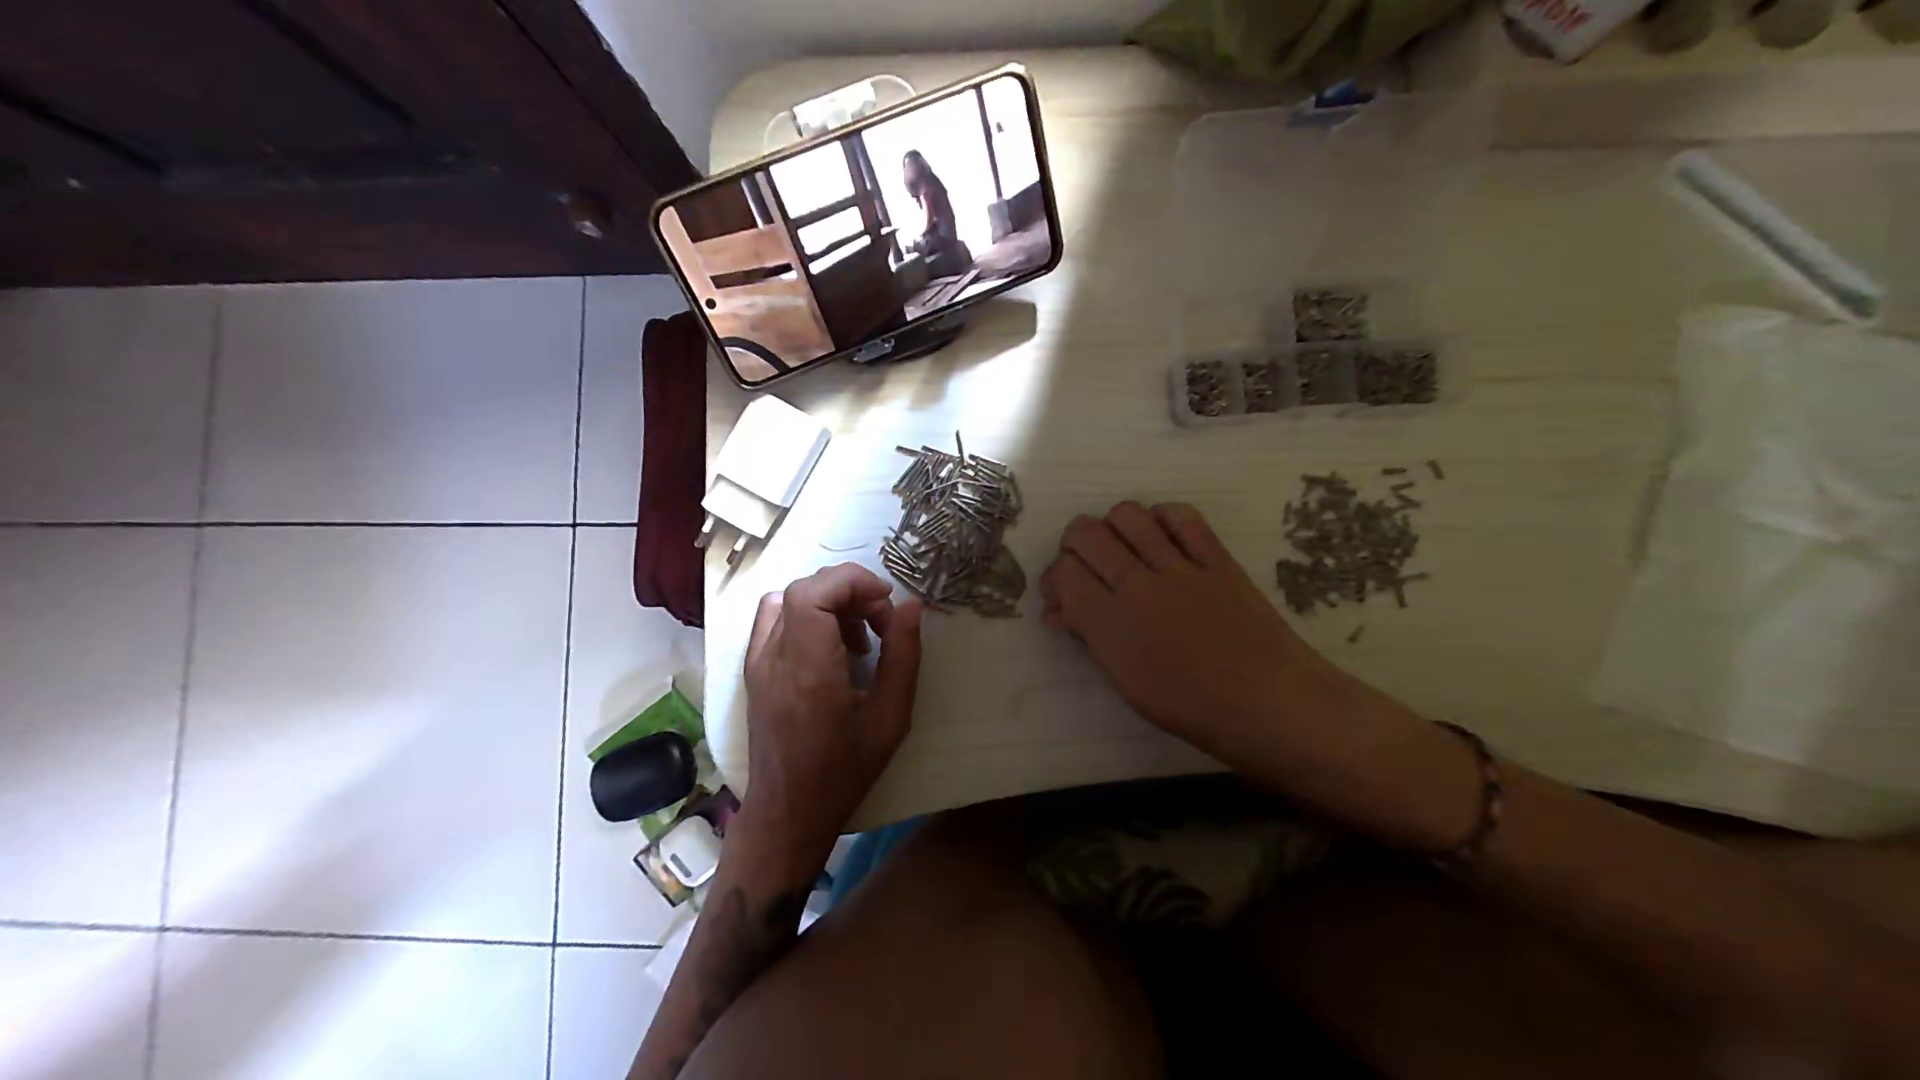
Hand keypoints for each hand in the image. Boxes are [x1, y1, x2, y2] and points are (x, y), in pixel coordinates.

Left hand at [741, 564, 922, 862]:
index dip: (852, 582)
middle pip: (804, 589)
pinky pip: (774, 619)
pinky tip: (828, 646)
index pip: (814, 592)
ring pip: (788, 600)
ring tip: (858, 640)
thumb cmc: (844, 771)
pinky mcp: (753, 670)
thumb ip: (903, 656)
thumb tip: (912, 605)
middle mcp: (774, 658)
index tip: (886, 600)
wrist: (788, 811)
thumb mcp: (890, 719)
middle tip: (881, 622)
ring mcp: (757, 663)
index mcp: (808, 669)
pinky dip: (805, 615)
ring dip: (829, 603)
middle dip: (849, 592)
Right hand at [1039, 502, 1348, 764]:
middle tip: (1084, 565)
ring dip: (1112, 525)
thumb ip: (1090, 636)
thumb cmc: (1191, 707)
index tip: (1062, 594)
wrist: (1270, 704)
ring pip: (1128, 515)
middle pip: (1086, 533)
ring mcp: (1181, 567)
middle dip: (1073, 544)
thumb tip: (1059, 610)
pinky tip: (1161, 536)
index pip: (1064, 572)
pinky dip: (1162, 517)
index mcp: (1112, 625)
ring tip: (1121, 547)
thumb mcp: (1126, 682)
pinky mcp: (1217, 558)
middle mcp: (1139, 585)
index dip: (1056, 578)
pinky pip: (1183, 517)